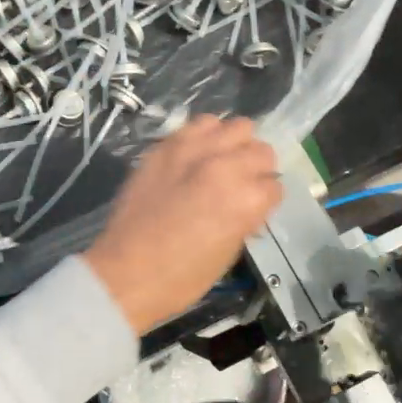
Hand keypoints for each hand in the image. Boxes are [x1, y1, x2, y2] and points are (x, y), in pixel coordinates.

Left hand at [84, 115, 282, 334]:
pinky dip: (203, 137)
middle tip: (240, 184)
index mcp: (246, 199)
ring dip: (233, 144)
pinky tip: (196, 156)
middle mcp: (225, 166)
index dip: (265, 200)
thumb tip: (250, 203)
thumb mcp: (229, 251)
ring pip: (233, 126)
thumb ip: (246, 217)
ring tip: (220, 162)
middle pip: (260, 150)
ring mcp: (193, 151)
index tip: (255, 208)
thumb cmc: (183, 277)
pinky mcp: (165, 147)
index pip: (274, 185)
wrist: (127, 274)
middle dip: (256, 168)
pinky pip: (196, 125)